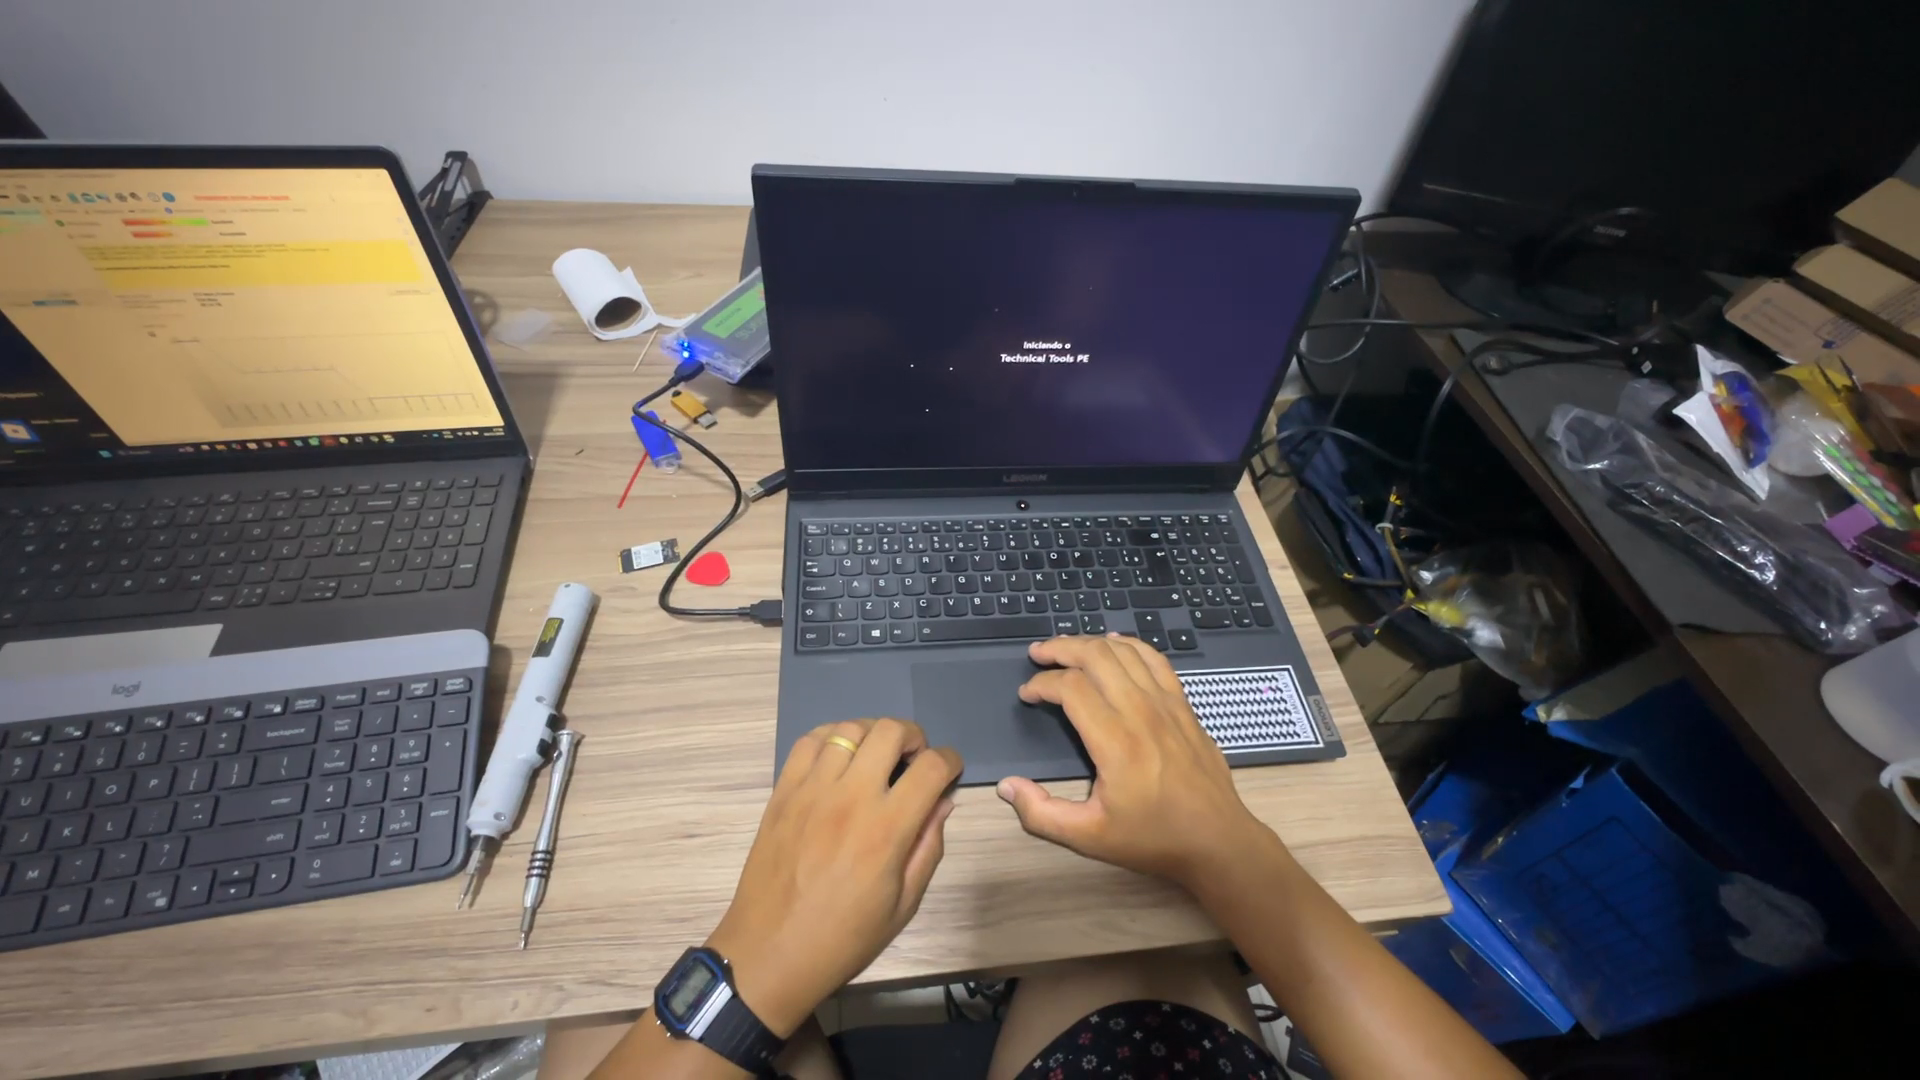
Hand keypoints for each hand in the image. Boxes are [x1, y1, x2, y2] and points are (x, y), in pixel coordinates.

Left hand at [705, 718, 960, 1036]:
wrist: (769, 955)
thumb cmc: (843, 938)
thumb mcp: (904, 904)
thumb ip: (929, 845)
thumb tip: (943, 801)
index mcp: (886, 829)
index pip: (931, 767)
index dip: (950, 761)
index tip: (949, 771)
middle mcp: (850, 797)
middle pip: (890, 731)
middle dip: (914, 737)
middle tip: (913, 760)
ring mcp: (811, 789)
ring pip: (849, 729)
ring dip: (873, 735)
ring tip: (876, 758)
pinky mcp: (783, 791)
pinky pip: (809, 741)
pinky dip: (831, 737)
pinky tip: (840, 757)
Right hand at [998, 634, 1278, 889]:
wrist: (1218, 841)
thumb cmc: (1153, 838)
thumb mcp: (1089, 837)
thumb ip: (1041, 814)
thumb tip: (1007, 787)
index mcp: (1116, 742)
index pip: (1071, 688)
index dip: (1041, 685)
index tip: (1027, 696)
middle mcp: (1141, 712)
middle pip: (1096, 656)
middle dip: (1060, 648)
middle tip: (1037, 655)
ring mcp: (1166, 704)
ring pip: (1124, 651)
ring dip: (1090, 643)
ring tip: (1066, 648)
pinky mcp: (1183, 705)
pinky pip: (1154, 659)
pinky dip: (1129, 645)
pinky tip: (1113, 644)